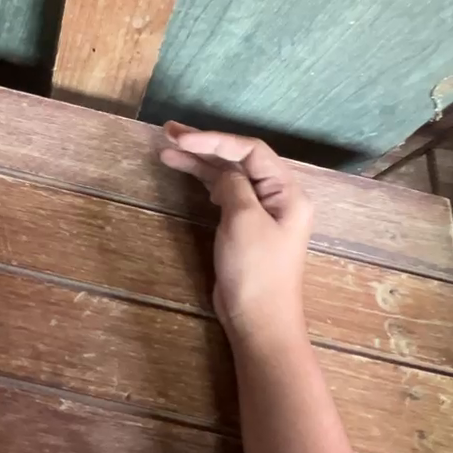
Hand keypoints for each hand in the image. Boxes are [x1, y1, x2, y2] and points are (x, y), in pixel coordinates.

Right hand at [159, 124, 313, 344]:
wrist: (258, 318)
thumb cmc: (256, 271)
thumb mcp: (244, 222)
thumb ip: (234, 187)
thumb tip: (223, 170)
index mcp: (287, 192)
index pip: (251, 151)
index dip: (214, 140)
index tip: (181, 139)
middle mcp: (276, 196)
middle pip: (239, 159)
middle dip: (205, 144)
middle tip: (168, 133)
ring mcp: (259, 211)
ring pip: (228, 175)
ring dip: (199, 161)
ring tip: (166, 150)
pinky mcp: (242, 226)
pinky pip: (223, 192)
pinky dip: (203, 180)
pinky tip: (187, 172)